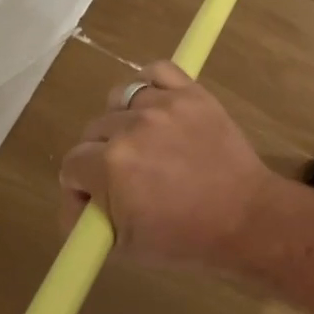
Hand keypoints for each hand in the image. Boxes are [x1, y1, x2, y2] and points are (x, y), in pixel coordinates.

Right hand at [59, 61, 276, 271]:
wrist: (241, 213)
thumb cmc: (181, 236)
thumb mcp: (120, 243)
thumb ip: (86, 218)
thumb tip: (78, 198)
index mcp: (110, 164)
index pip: (72, 163)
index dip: (79, 186)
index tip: (97, 199)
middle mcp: (134, 125)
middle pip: (95, 129)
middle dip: (99, 154)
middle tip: (123, 175)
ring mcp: (166, 104)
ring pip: (122, 98)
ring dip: (123, 120)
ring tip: (141, 141)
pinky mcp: (193, 92)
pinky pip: (158, 70)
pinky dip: (150, 82)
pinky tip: (154, 105)